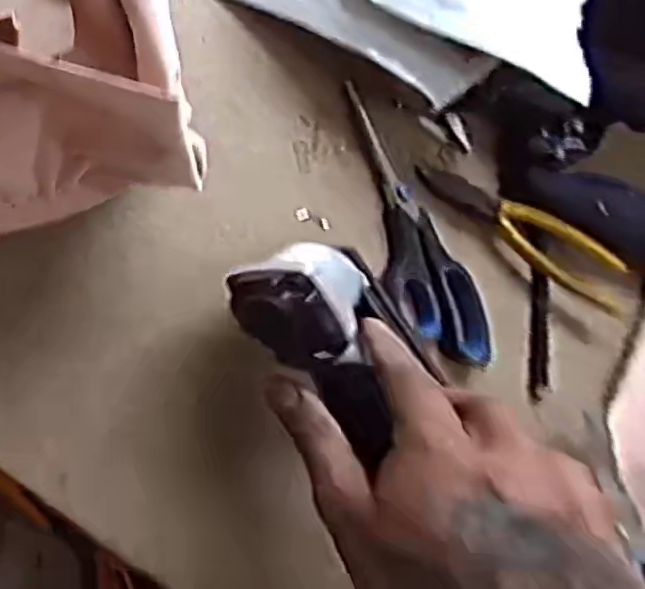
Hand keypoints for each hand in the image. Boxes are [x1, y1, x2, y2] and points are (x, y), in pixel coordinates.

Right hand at [268, 318, 638, 588]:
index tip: (369, 330)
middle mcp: (516, 470)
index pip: (410, 380)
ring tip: (474, 451)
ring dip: (502, 436)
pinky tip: (528, 494)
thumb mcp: (349, 512)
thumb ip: (318, 441)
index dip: (385, 349)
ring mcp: (574, 509)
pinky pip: (583, 488)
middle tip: (417, 409)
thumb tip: (281, 385)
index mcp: (445, 455)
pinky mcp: (612, 547)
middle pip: (485, 408)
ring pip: (540, 445)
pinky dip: (545, 475)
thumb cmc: (424, 584)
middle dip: (448, 398)